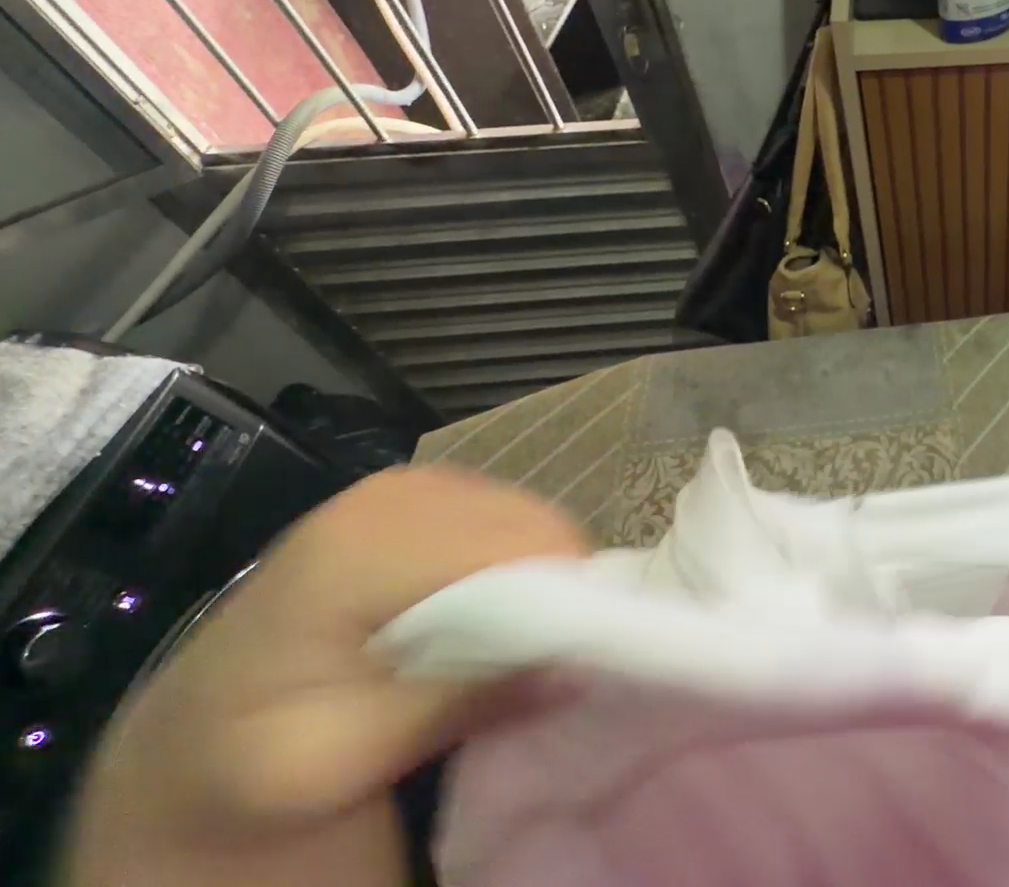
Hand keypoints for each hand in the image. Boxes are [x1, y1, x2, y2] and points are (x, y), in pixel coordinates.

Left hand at [63, 468, 590, 886]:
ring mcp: (413, 484)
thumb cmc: (256, 755)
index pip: (516, 547)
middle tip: (533, 664)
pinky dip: (523, 569)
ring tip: (504, 646)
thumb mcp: (338, 760)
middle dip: (555, 595)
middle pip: (535, 528)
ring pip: (536, 521)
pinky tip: (485, 615)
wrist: (197, 732)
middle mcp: (395, 494)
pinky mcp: (429, 491)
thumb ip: (449, 708)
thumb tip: (574, 670)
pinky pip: (516, 521)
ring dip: (541, 585)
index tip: (565, 664)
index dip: (560, 602)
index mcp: (362, 547)